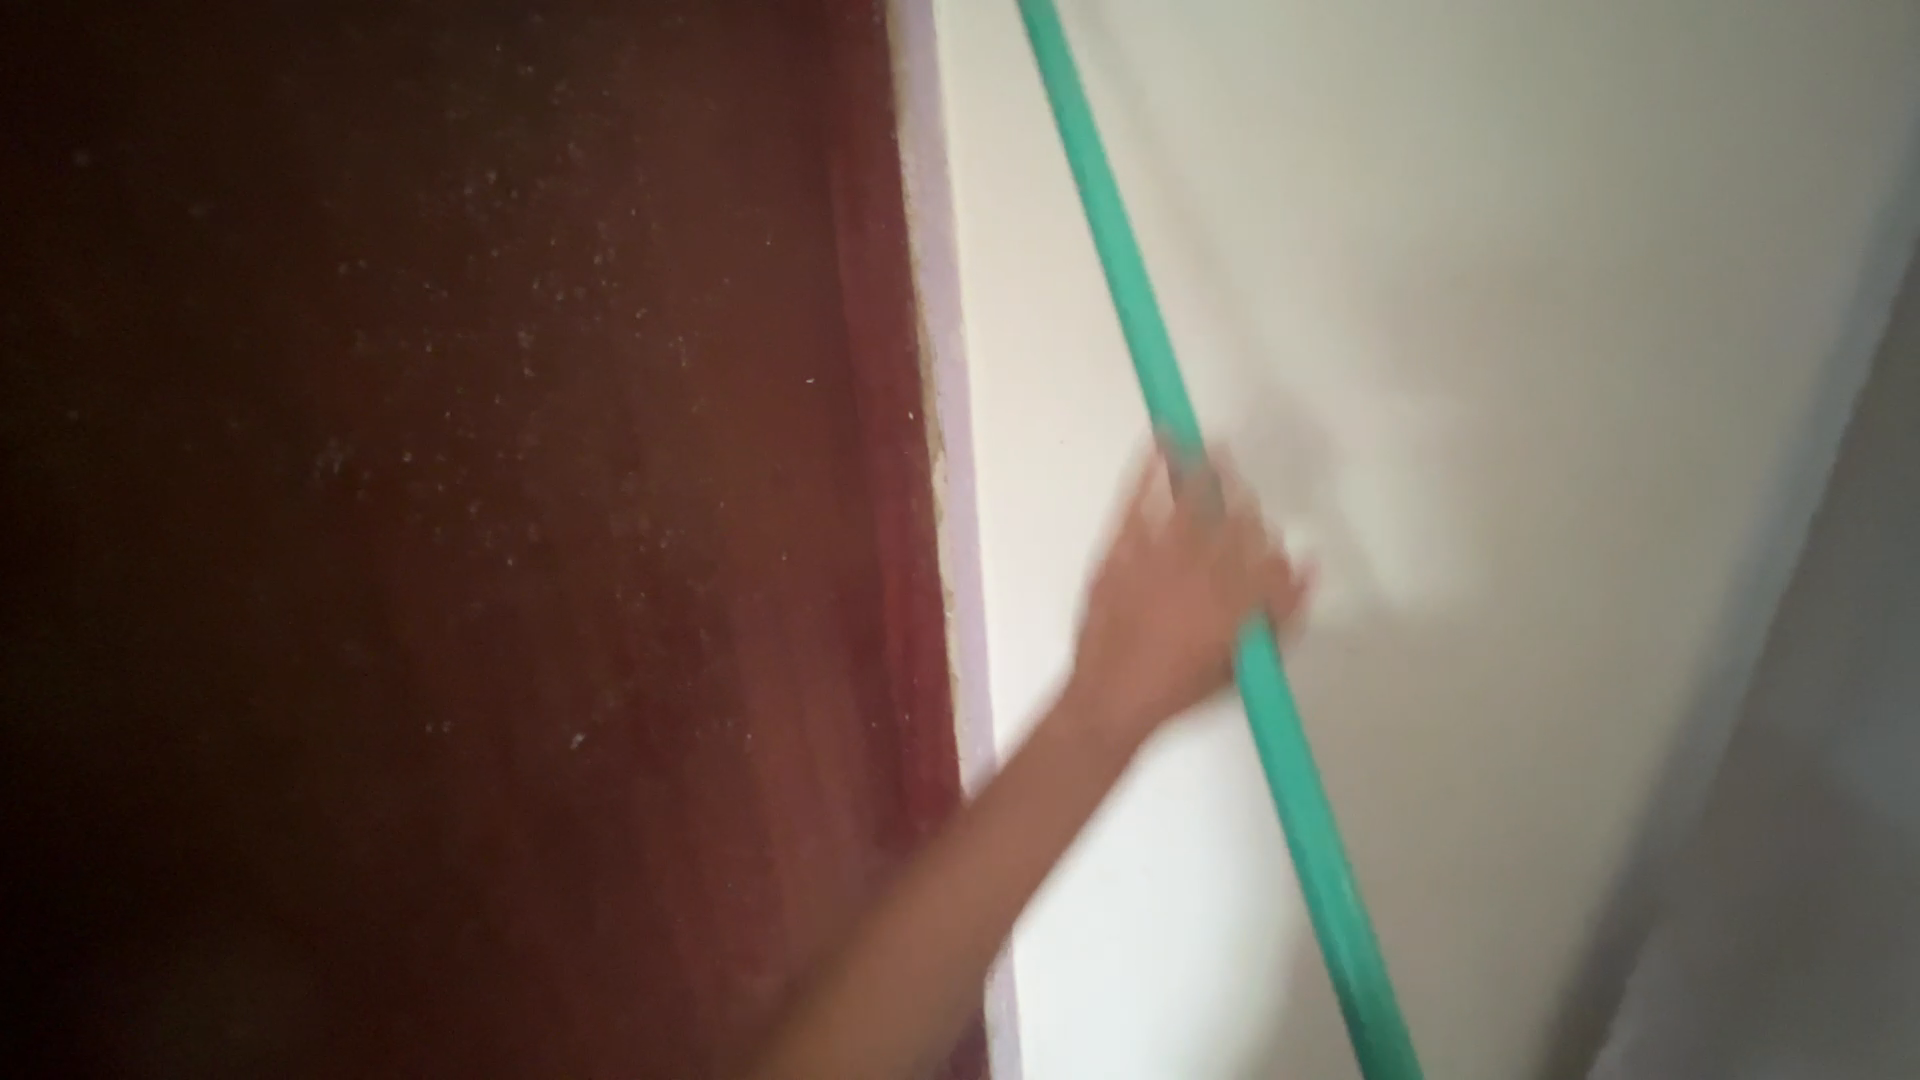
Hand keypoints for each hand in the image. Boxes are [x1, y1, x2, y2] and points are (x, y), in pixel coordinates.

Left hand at [1062, 444, 1311, 750]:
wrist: (1110, 696)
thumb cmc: (1177, 690)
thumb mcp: (1243, 664)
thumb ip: (1281, 614)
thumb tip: (1308, 567)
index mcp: (1238, 595)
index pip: (1267, 548)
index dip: (1265, 537)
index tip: (1261, 530)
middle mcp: (1202, 568)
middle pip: (1233, 518)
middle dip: (1240, 500)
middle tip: (1238, 483)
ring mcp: (1157, 556)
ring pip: (1190, 501)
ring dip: (1205, 470)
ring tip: (1212, 446)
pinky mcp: (1120, 551)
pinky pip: (1136, 501)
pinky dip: (1147, 469)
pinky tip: (1158, 441)